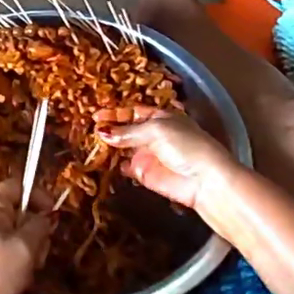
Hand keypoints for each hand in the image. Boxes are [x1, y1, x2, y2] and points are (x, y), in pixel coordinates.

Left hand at [0, 178, 51, 293]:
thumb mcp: (26, 247)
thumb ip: (39, 225)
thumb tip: (47, 214)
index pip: (17, 185)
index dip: (38, 195)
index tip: (53, 214)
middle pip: (21, 209)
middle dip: (36, 227)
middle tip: (40, 249)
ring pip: (19, 228)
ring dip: (32, 245)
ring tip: (32, 264)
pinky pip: (12, 242)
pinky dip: (22, 254)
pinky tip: (24, 271)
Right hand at [94, 105, 241, 216]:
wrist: (206, 182)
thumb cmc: (186, 146)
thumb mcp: (155, 130)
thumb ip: (127, 131)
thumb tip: (102, 132)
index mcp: (159, 117)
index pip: (131, 111)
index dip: (114, 112)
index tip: (95, 115)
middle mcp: (151, 134)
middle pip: (124, 128)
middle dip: (107, 128)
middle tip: (87, 128)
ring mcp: (146, 153)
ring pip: (121, 147)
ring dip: (107, 145)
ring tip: (87, 143)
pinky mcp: (142, 172)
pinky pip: (122, 166)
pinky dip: (111, 163)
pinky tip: (97, 160)